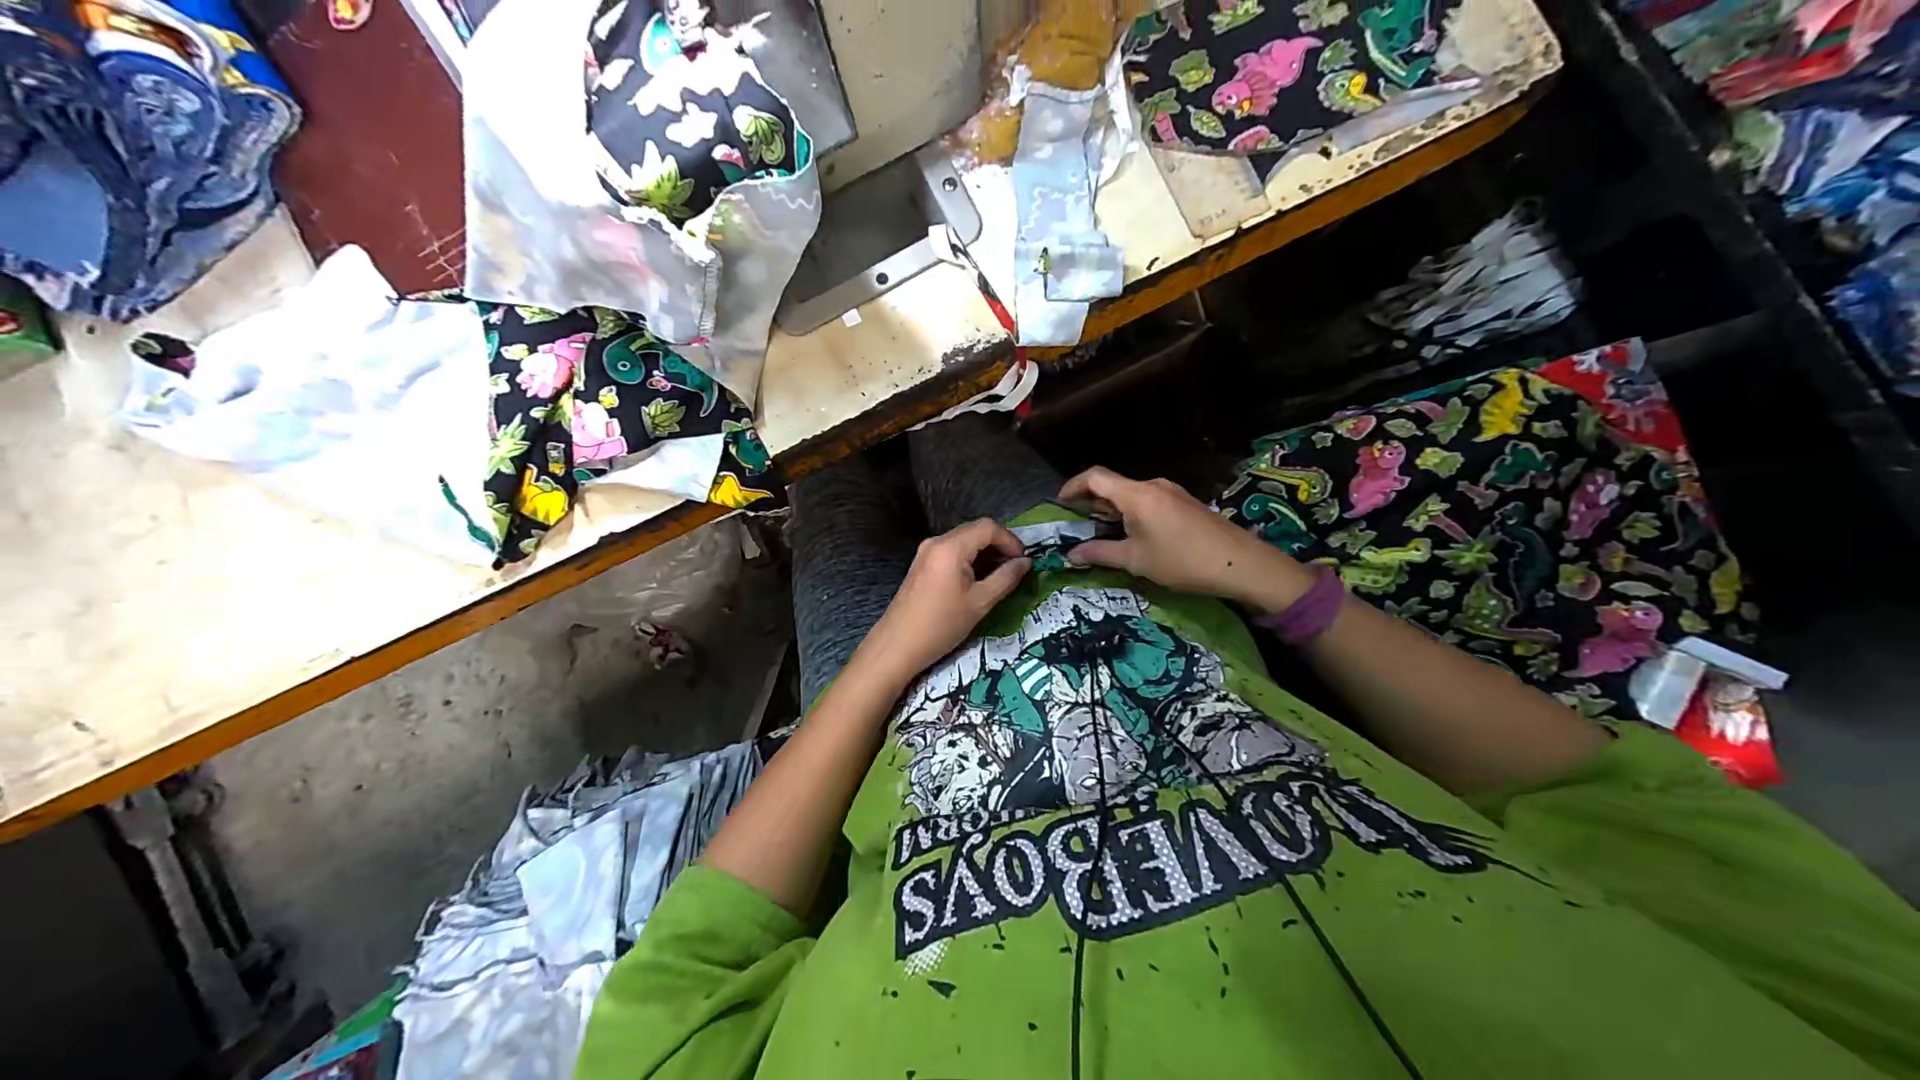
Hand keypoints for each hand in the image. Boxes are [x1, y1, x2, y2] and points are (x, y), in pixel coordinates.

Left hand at [853, 518, 1031, 686]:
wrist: (898, 645)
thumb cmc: (941, 624)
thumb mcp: (980, 603)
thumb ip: (1006, 578)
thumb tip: (1026, 562)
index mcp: (951, 547)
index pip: (988, 527)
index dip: (1011, 540)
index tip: (1024, 560)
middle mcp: (936, 542)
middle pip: (975, 530)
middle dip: (999, 544)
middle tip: (1016, 567)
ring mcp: (926, 552)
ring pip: (963, 540)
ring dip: (985, 552)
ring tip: (1000, 575)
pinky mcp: (921, 564)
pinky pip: (951, 551)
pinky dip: (969, 558)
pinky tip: (978, 579)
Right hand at [1059, 466, 1315, 613]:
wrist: (1240, 564)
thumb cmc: (1181, 561)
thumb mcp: (1135, 560)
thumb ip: (1100, 553)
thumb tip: (1071, 554)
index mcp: (1136, 494)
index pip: (1094, 476)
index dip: (1072, 486)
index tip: (1059, 504)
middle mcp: (1152, 485)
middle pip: (1112, 484)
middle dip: (1090, 501)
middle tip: (1075, 523)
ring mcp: (1171, 492)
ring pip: (1131, 494)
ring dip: (1112, 509)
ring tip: (1101, 532)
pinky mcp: (1184, 503)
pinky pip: (1148, 501)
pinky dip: (1131, 513)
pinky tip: (1132, 535)